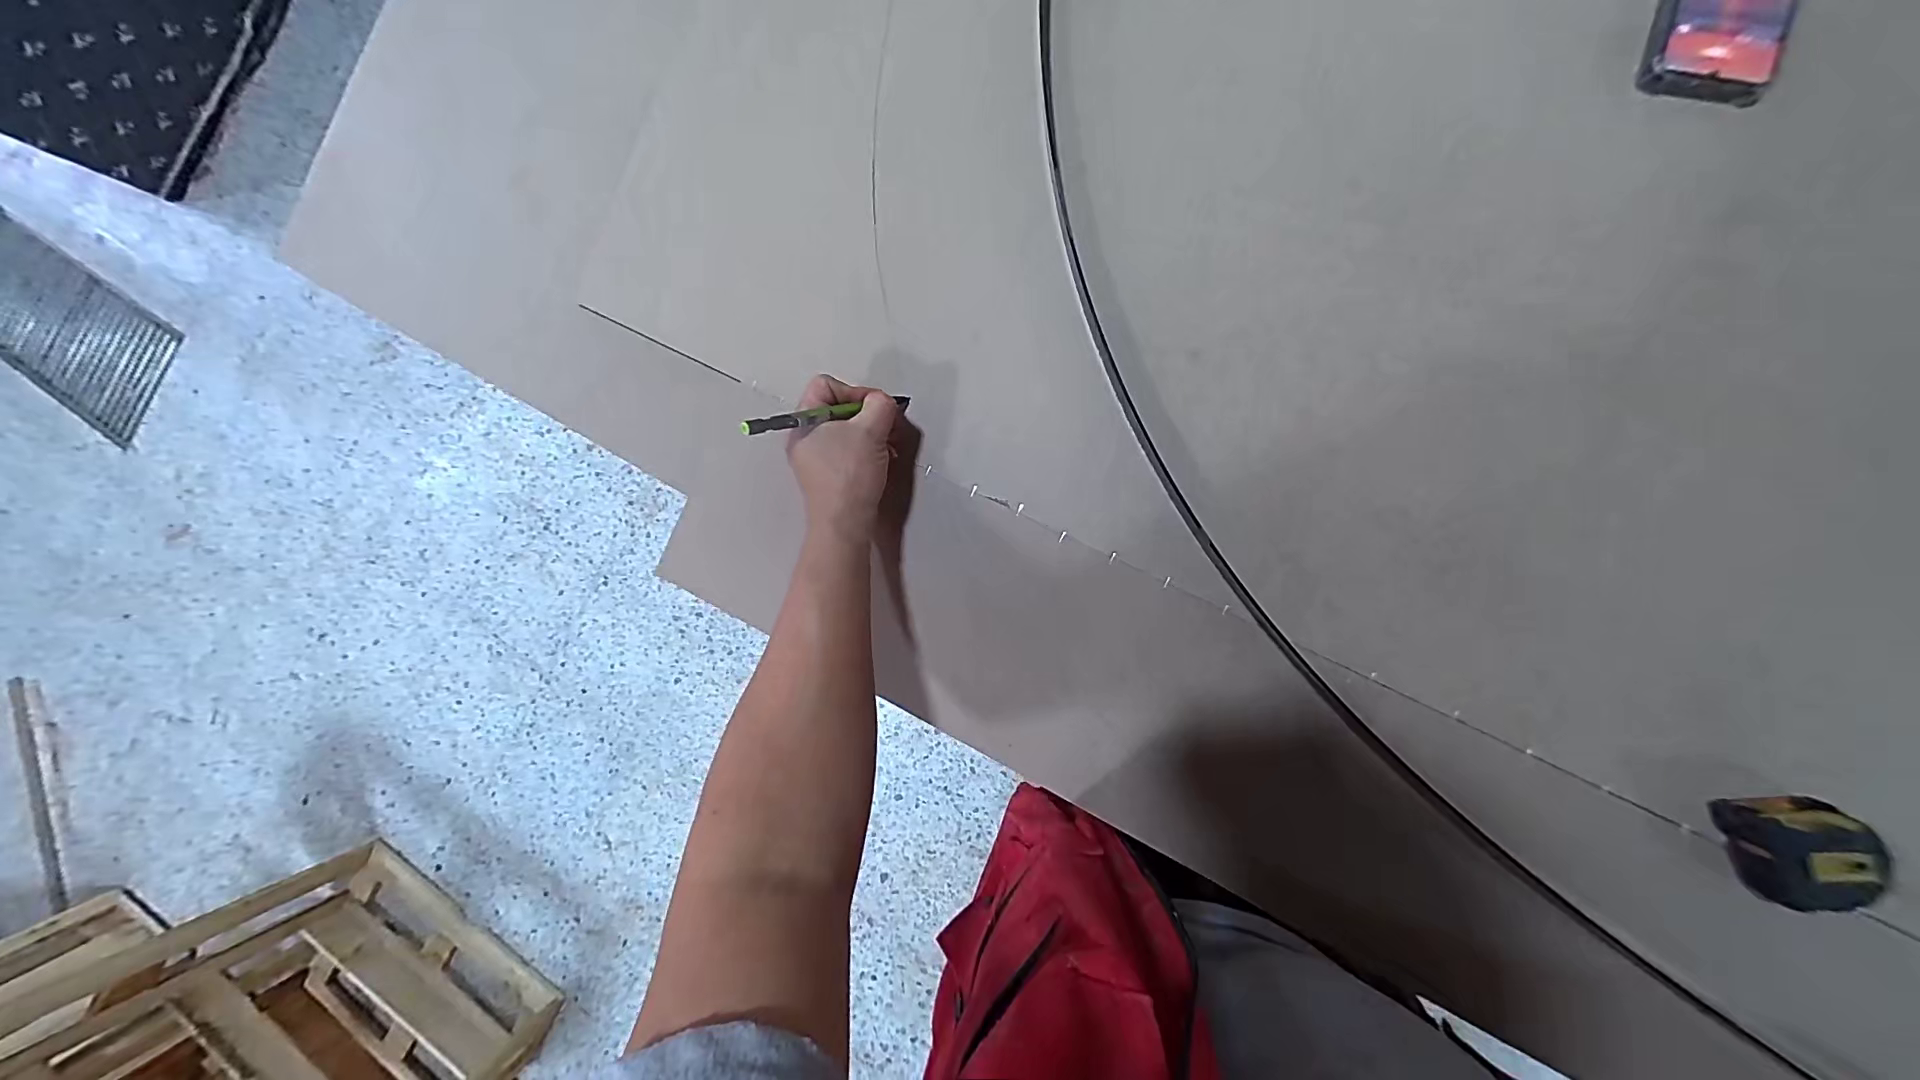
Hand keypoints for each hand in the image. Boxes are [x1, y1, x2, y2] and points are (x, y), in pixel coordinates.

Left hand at [787, 375, 899, 544]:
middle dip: (868, 415)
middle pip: (840, 408)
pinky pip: (851, 452)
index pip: (826, 385)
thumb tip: (883, 402)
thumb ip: (880, 405)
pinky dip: (868, 452)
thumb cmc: (849, 480)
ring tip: (885, 448)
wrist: (846, 524)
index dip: (855, 391)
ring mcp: (817, 459)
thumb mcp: (870, 430)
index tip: (874, 408)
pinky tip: (881, 462)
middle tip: (883, 427)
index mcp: (804, 422)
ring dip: (872, 434)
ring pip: (848, 431)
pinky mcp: (831, 476)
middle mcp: (806, 438)